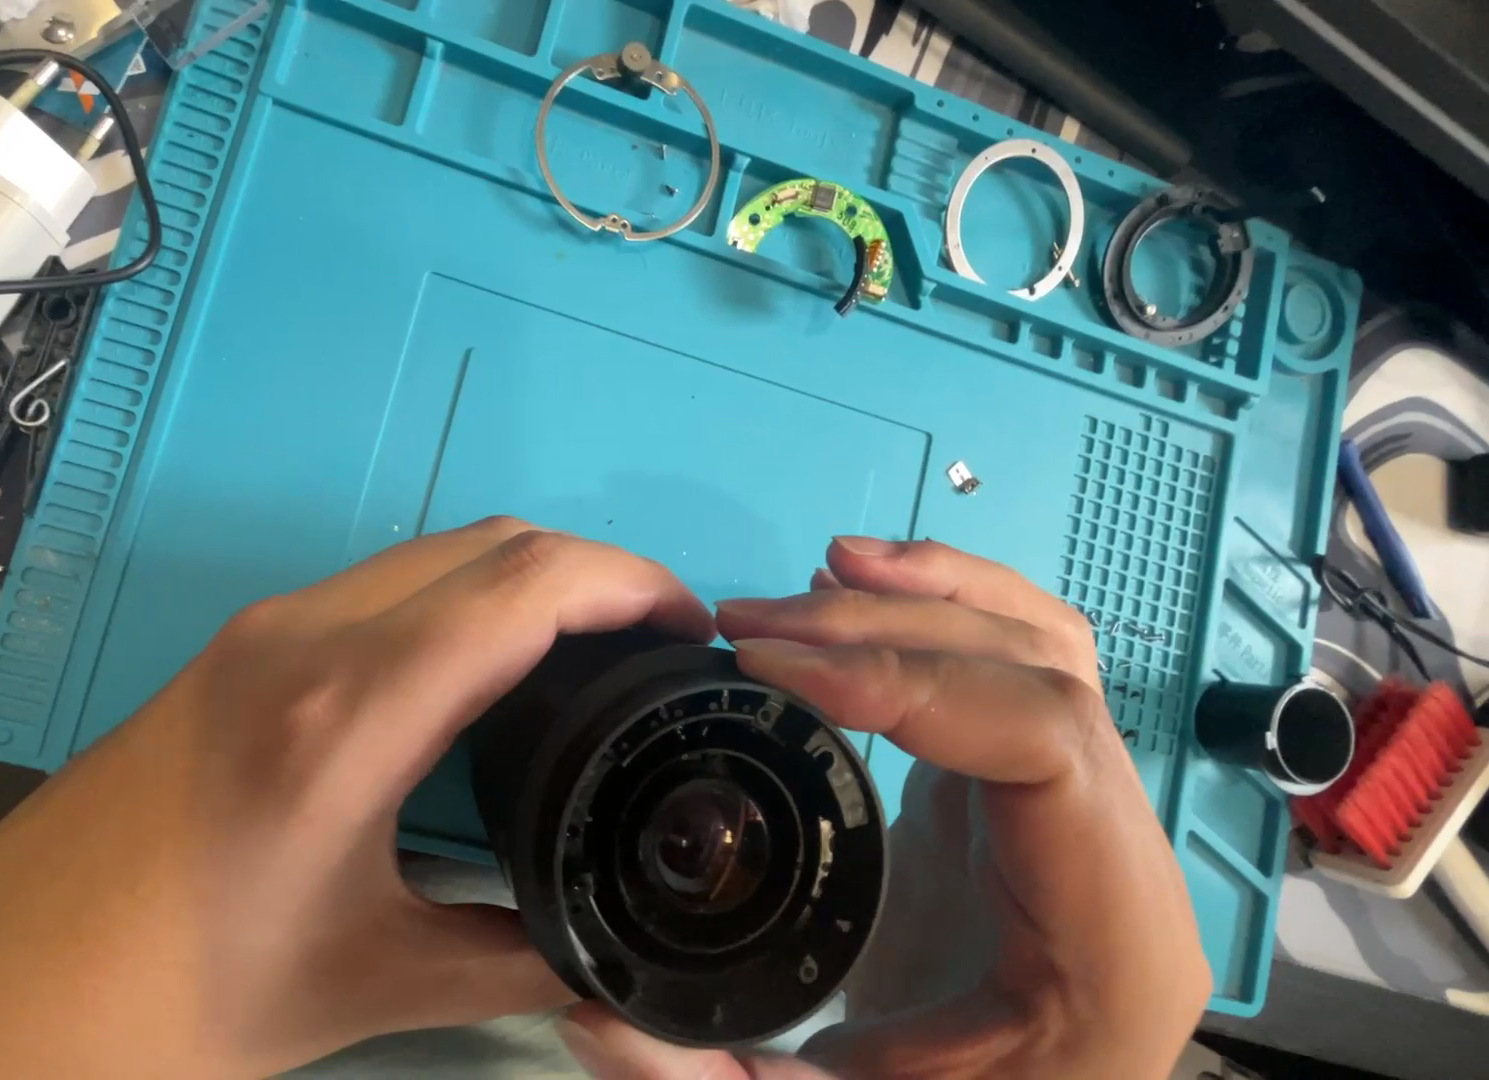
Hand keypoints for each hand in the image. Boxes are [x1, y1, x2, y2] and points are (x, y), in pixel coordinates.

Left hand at [0, 518, 713, 1079]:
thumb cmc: (177, 995)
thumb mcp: (369, 982)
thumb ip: (518, 962)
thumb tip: (622, 972)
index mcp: (352, 708)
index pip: (521, 587)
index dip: (628, 584)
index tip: (691, 628)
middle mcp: (314, 632)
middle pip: (491, 542)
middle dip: (594, 571)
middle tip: (655, 642)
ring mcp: (276, 623)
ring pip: (442, 551)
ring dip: (531, 577)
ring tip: (591, 646)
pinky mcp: (254, 638)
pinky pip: (396, 581)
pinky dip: (472, 595)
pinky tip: (494, 662)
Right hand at [559, 538, 1208, 1079]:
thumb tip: (587, 1011)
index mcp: (1102, 925)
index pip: (1037, 739)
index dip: (896, 680)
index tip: (764, 667)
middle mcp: (1114, 840)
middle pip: (1023, 668)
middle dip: (872, 626)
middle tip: (745, 625)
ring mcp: (1082, 794)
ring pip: (1035, 638)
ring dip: (920, 586)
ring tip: (815, 568)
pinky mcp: (1031, 768)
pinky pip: (1021, 645)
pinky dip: (949, 589)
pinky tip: (869, 575)